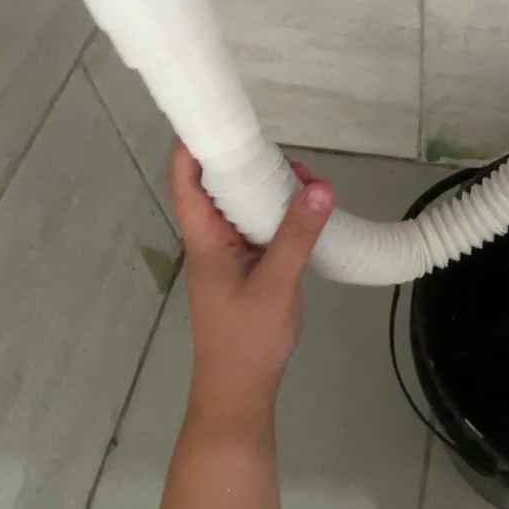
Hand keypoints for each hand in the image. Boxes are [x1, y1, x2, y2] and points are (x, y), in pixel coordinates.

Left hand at [169, 141, 333, 438]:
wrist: (241, 390)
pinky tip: (309, 212)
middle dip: (254, 164)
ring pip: (246, 204)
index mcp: (205, 237)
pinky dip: (283, 211)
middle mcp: (214, 238)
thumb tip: (321, 186)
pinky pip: (264, 225)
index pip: (187, 180)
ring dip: (274, 189)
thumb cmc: (246, 339)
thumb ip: (297, 234)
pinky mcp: (252, 265)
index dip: (195, 145)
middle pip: (222, 185)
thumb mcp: (277, 283)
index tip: (222, 118)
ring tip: (312, 187)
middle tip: (297, 165)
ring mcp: (232, 252)